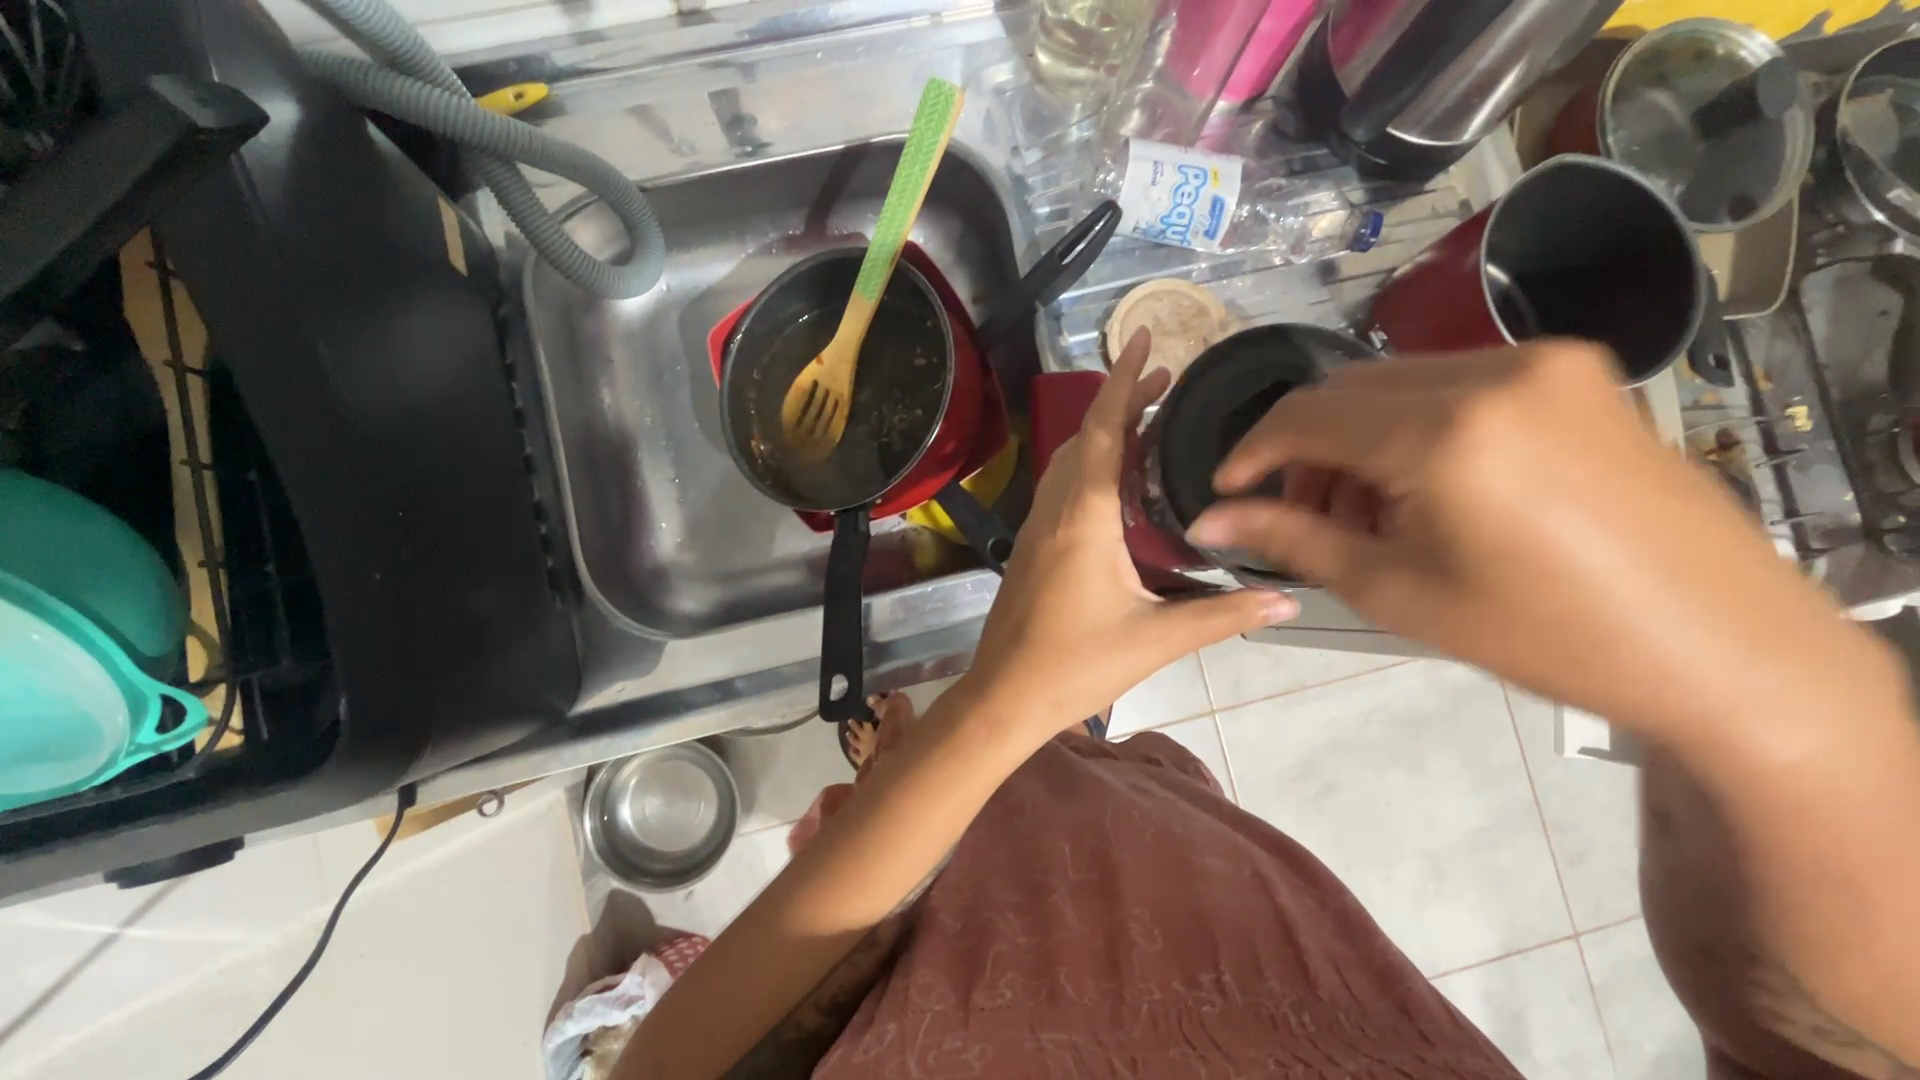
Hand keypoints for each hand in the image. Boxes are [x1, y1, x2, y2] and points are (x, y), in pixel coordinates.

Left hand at [958, 328, 1298, 740]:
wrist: (1003, 697)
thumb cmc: (1075, 666)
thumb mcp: (1156, 638)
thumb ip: (1222, 614)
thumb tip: (1288, 599)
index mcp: (1084, 517)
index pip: (1106, 431)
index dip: (1125, 380)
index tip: (1143, 336)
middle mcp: (1056, 510)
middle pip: (1087, 436)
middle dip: (1123, 401)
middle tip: (1167, 381)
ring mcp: (1038, 528)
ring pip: (1071, 461)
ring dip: (1107, 432)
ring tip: (1151, 420)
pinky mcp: (1034, 547)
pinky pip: (1064, 487)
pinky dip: (1094, 466)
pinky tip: (1120, 486)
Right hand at [1185, 342, 1891, 745]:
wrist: (1722, 646)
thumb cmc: (1543, 634)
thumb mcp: (1396, 590)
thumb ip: (1292, 538)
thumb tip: (1206, 521)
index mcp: (1445, 429)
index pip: (1306, 414)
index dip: (1251, 451)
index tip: (1227, 492)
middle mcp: (1493, 370)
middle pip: (1350, 389)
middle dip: (1306, 448)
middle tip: (1298, 513)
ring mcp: (1545, 363)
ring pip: (1401, 381)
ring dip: (1359, 436)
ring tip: (1364, 510)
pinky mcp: (1580, 372)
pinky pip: (1459, 383)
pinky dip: (1416, 425)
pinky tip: (1426, 485)